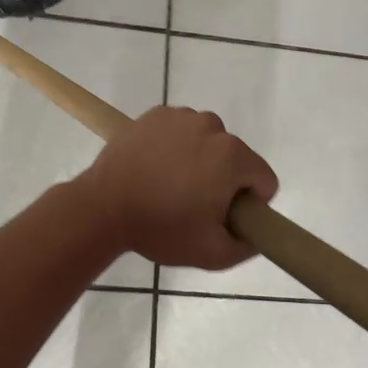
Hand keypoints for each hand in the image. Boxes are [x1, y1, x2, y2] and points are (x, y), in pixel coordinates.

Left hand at [75, 106, 278, 269]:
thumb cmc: (161, 227)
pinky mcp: (155, 114)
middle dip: (223, 179)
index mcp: (232, 156)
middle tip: (192, 204)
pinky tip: (155, 167)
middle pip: (235, 157)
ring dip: (199, 159)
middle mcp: (211, 126)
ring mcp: (181, 116)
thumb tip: (256, 230)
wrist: (104, 206)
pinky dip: (175, 145)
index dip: (250, 202)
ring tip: (170, 185)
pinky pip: (180, 130)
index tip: (223, 216)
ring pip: (208, 141)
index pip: (264, 178)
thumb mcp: (213, 253)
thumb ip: (248, 244)